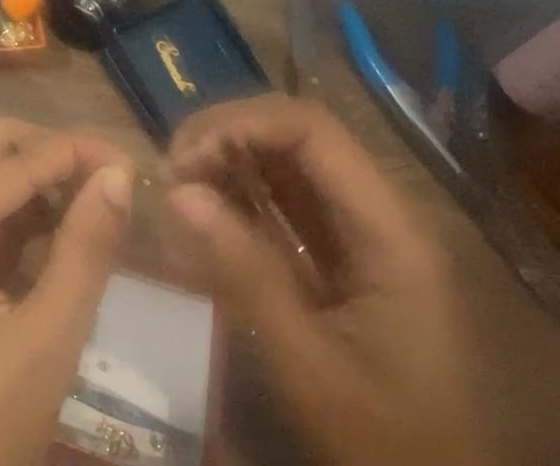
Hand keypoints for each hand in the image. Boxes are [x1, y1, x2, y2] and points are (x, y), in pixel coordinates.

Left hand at [0, 120, 132, 465]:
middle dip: (58, 155)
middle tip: (118, 179)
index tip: (136, 163)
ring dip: (48, 179)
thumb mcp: (46, 339)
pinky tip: (76, 224)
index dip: (77, 154)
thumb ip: (85, 251)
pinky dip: (34, 210)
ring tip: (107, 200)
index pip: (12, 163)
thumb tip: (120, 174)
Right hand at [163, 96, 493, 465]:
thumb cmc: (383, 440)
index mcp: (389, 232)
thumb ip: (243, 274)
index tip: (180, 162)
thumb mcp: (305, 364)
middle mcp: (381, 217)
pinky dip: (242, 197)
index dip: (238, 125)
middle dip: (227, 138)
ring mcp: (364, 237)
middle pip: (299, 136)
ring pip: (291, 166)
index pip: (311, 131)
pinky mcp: (344, 260)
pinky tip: (205, 212)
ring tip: (178, 188)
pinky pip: (289, 205)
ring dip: (230, 163)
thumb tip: (175, 192)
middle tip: (170, 174)